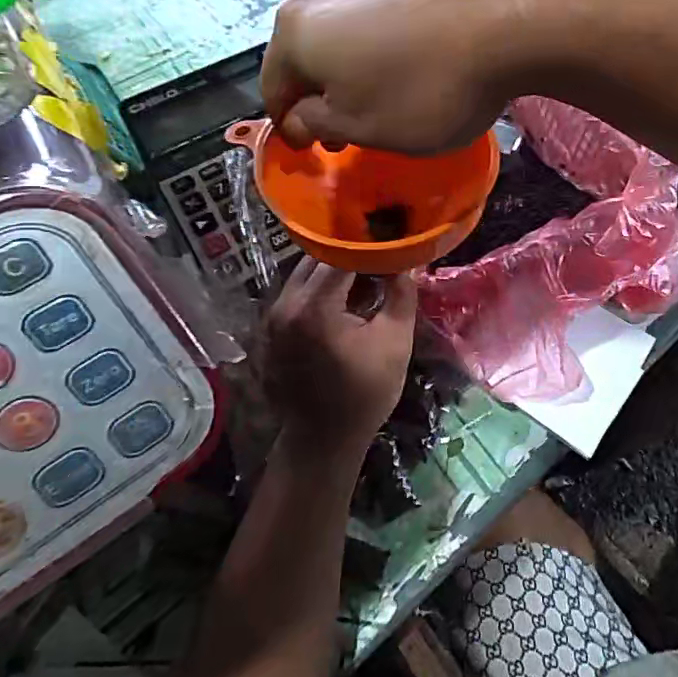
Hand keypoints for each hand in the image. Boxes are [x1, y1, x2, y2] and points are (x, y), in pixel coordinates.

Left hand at [261, 259, 417, 458]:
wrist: (322, 439)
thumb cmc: (364, 394)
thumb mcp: (395, 342)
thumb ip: (401, 295)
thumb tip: (406, 262)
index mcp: (315, 306)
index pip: (342, 252)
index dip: (370, 242)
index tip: (393, 237)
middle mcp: (286, 303)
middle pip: (318, 257)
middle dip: (351, 251)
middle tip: (382, 252)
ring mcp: (273, 315)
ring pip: (305, 272)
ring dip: (335, 268)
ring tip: (367, 272)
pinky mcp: (271, 328)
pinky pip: (297, 291)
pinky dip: (321, 286)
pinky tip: (346, 297)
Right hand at [263, 0, 579, 151]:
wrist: (507, 15)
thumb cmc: (424, 88)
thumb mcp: (364, 127)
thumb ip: (319, 124)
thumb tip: (296, 119)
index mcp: (295, 33)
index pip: (273, 89)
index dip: (287, 127)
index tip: (309, 151)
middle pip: (307, 56)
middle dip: (321, 96)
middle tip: (348, 131)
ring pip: (345, 35)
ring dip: (354, 70)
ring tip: (386, 99)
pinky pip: (383, 19)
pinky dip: (388, 47)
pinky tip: (419, 65)